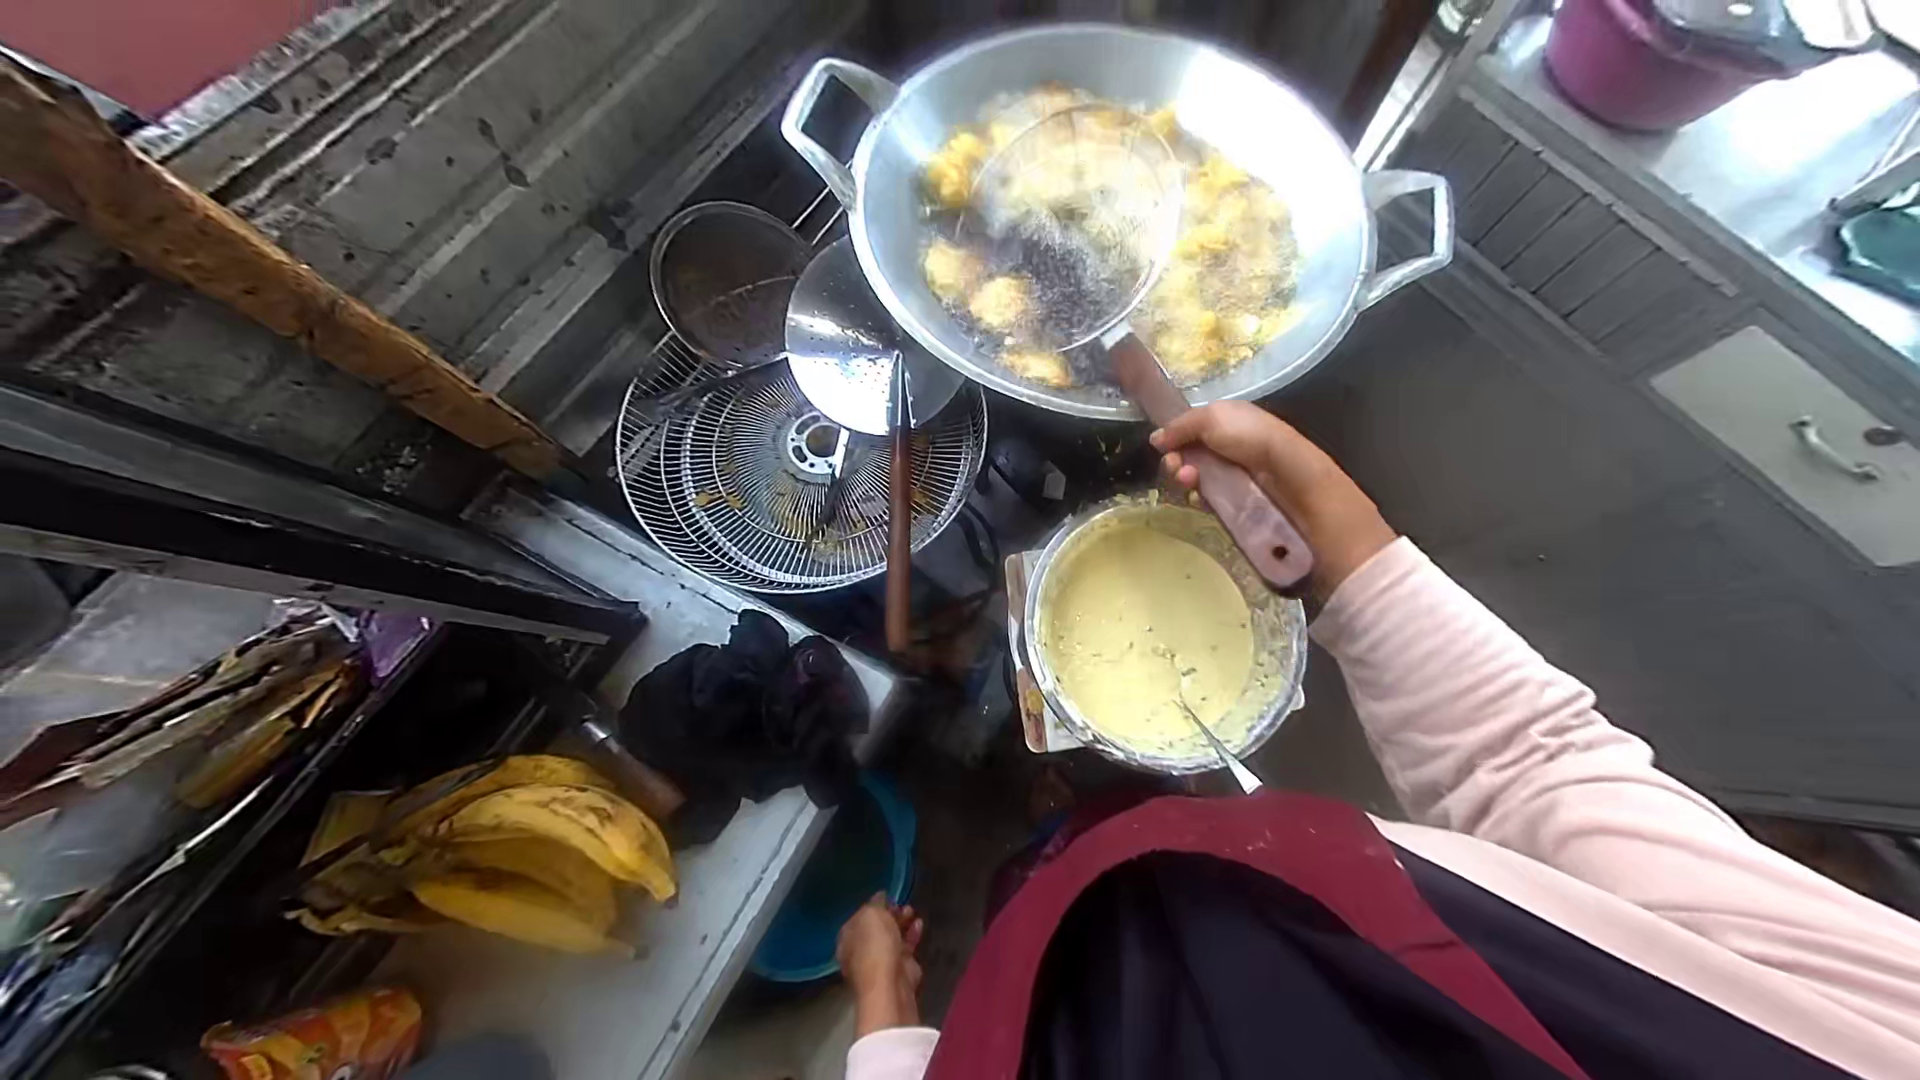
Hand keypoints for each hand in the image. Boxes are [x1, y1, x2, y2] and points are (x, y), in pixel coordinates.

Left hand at [836, 894, 924, 1035]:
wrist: (891, 984)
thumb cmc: (875, 945)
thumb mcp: (872, 913)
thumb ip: (876, 902)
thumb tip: (880, 897)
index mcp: (847, 938)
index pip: (859, 917)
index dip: (873, 906)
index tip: (888, 897)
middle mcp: (860, 951)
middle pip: (877, 927)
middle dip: (890, 914)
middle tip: (902, 904)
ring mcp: (880, 962)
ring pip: (892, 936)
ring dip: (903, 922)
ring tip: (912, 911)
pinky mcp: (899, 969)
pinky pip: (906, 946)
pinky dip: (912, 934)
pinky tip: (919, 924)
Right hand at [1151, 402, 1394, 601]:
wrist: (1301, 493)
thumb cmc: (1262, 447)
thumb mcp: (1217, 418)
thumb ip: (1183, 425)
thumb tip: (1156, 439)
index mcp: (1237, 422)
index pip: (1194, 427)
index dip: (1176, 435)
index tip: (1163, 446)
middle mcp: (1236, 448)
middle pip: (1191, 453)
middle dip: (1177, 459)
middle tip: (1177, 469)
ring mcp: (1238, 479)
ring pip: (1196, 479)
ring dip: (1186, 480)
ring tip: (1191, 485)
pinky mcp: (1239, 506)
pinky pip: (1208, 501)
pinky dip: (1200, 500)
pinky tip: (1201, 501)